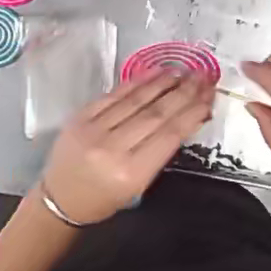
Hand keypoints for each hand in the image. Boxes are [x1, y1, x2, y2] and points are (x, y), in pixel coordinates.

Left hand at [40, 69, 213, 224]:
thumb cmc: (105, 199)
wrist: (61, 199)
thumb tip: (188, 117)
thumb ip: (161, 151)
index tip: (209, 97)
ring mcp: (94, 130)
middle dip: (184, 93)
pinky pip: (113, 95)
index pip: (169, 135)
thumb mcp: (139, 185)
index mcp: (131, 173)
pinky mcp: (80, 117)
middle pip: (156, 114)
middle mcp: (112, 149)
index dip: (192, 112)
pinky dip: (136, 82)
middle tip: (203, 77)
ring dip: (164, 83)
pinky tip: (155, 72)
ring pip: (136, 101)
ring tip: (184, 71)